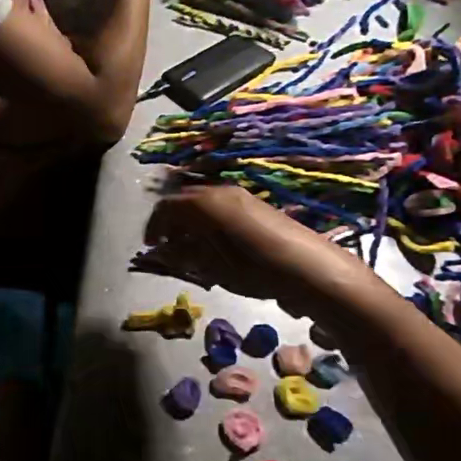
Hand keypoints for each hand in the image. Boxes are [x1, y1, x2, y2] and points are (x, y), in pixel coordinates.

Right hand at [143, 186, 294, 301]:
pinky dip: (207, 221)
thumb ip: (183, 254)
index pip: (166, 207)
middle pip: (183, 200)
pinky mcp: (254, 204)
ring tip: (191, 249)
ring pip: (202, 202)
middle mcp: (219, 191)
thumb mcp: (212, 267)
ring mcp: (239, 195)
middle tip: (169, 248)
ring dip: (190, 222)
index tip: (152, 247)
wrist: (309, 267)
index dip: (154, 227)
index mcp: (204, 203)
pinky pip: (219, 205)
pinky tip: (214, 243)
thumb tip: (162, 251)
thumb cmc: (255, 269)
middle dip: (171, 223)